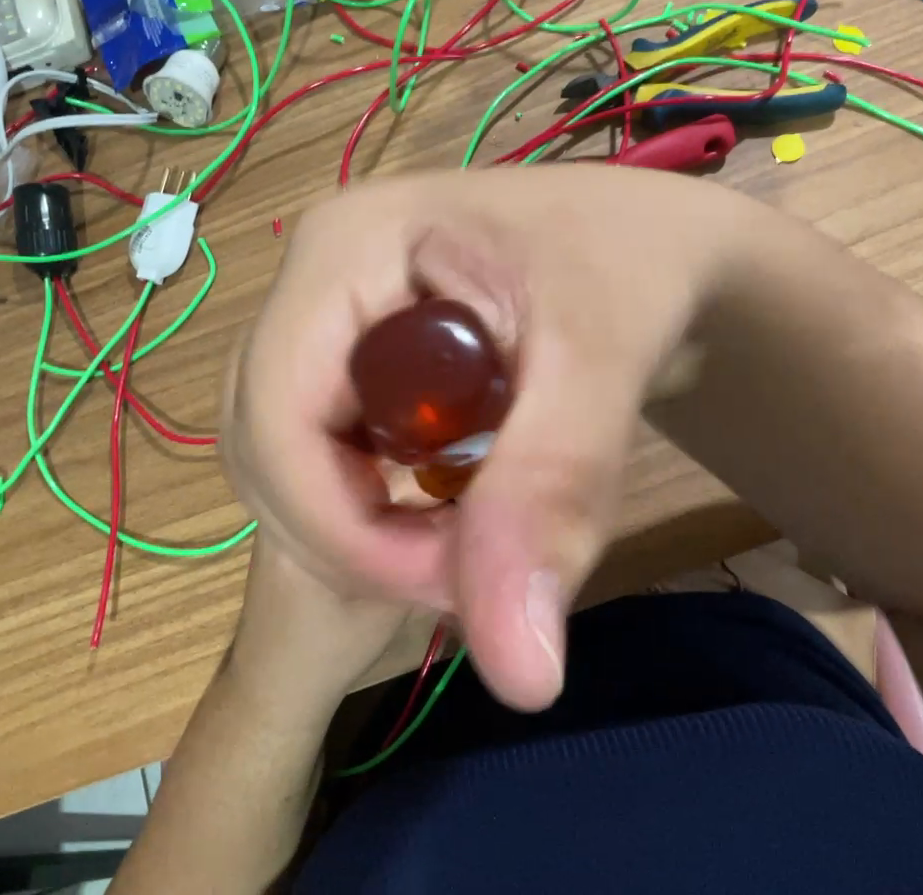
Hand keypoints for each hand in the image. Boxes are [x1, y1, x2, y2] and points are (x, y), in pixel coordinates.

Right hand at [221, 167, 741, 710]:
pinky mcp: (346, 363)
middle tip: (476, 570)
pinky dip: (380, 515)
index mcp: (344, 250)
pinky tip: (455, 513)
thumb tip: (522, 674)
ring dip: (368, 534)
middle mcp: (309, 283)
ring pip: (292, 466)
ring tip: (476, 539)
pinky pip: (326, 462)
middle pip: (272, 448)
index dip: (343, 530)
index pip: (279, 417)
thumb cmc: (632, 268)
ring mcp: (322, 324)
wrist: (650, 248)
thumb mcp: (604, 361)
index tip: (458, 589)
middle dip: (358, 539)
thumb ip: (554, 493)